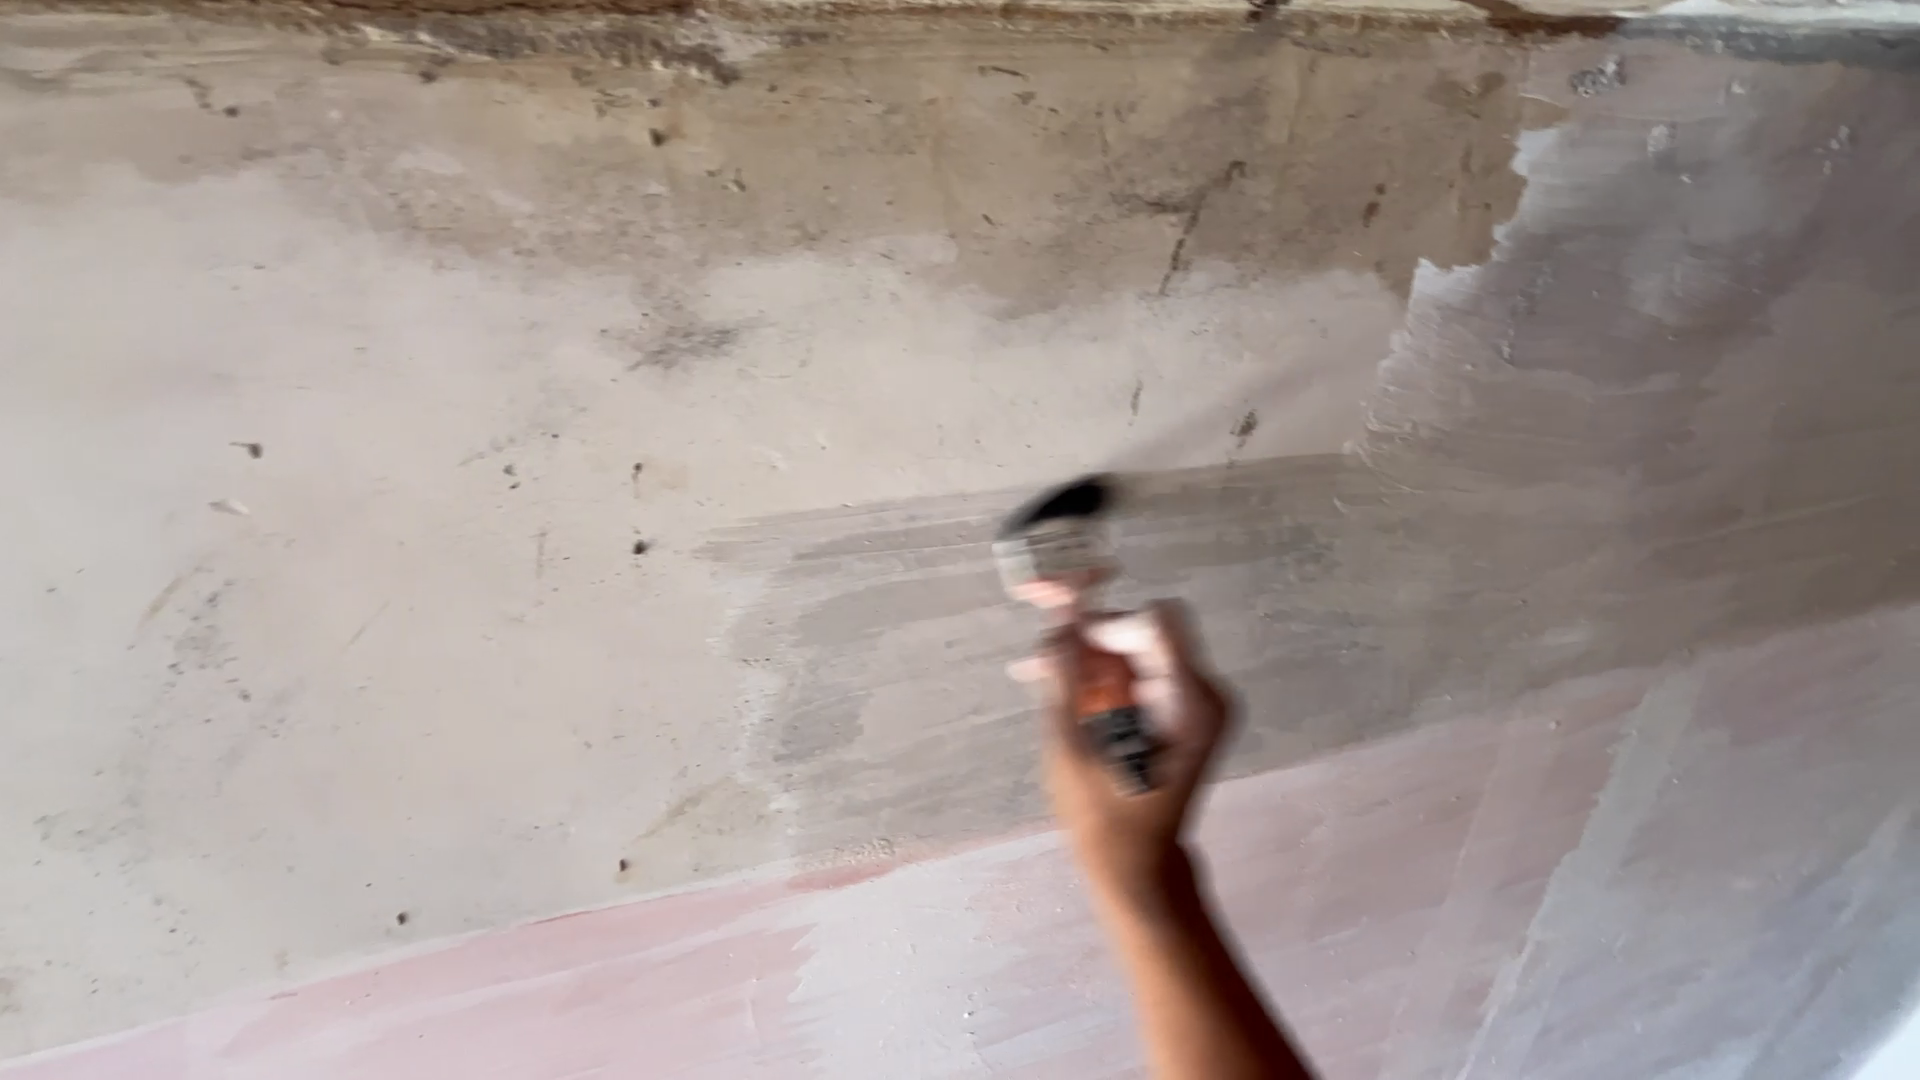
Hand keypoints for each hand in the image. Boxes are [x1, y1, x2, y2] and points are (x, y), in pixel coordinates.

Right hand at [1014, 600, 1232, 914]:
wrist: (1136, 866)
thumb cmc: (1102, 819)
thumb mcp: (1071, 746)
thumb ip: (1065, 676)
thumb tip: (1060, 619)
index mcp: (1187, 702)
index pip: (1155, 620)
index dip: (1105, 610)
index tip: (1058, 609)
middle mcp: (1200, 692)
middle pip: (1138, 628)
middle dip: (1083, 629)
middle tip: (1033, 627)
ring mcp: (1190, 699)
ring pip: (1130, 644)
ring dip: (1083, 650)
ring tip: (1034, 671)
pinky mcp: (1174, 707)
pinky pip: (1133, 669)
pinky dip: (1096, 671)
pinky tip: (1054, 680)